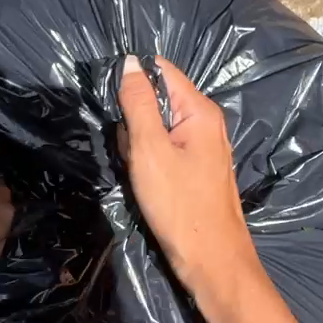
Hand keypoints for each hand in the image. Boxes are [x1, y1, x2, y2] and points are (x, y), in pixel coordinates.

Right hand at [116, 55, 254, 304]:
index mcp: (199, 110)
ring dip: (137, 143)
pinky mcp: (194, 167)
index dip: (132, 78)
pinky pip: (162, 148)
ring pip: (155, 126)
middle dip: (133, 118)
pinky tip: (145, 181)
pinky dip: (147, 160)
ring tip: (137, 168)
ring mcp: (201, 146)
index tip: (112, 102)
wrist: (211, 261)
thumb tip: (130, 61)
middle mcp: (205, 121)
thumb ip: (137, 103)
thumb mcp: (149, 149)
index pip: (161, 70)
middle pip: (156, 99)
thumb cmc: (179, 204)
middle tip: (129, 147)